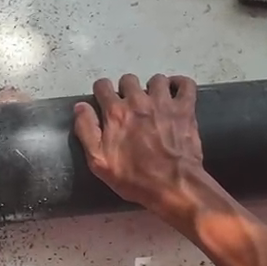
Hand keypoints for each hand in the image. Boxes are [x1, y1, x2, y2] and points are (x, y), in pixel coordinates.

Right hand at [72, 73, 205, 220]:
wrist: (173, 186)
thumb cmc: (134, 178)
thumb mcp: (99, 161)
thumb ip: (86, 130)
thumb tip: (80, 106)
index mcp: (115, 112)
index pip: (102, 85)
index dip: (102, 92)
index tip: (105, 103)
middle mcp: (138, 100)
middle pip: (128, 79)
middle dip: (126, 90)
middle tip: (130, 107)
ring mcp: (164, 102)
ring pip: (156, 79)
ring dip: (152, 88)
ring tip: (153, 102)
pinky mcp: (185, 108)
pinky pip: (185, 84)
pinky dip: (180, 84)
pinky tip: (176, 92)